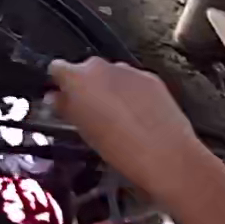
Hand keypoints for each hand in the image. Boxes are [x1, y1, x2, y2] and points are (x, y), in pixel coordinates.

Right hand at [48, 58, 200, 192]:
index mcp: (77, 77)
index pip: (56, 68)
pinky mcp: (150, 77)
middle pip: (85, 70)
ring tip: (120, 116)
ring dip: (110, 88)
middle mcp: (99, 66)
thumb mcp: (84, 131)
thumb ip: (65, 108)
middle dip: (86, 86)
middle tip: (92, 112)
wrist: (169, 157)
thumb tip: (55, 97)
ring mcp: (127, 69)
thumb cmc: (118, 149)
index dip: (59, 83)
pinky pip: (133, 81)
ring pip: (110, 75)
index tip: (64, 98)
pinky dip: (132, 93)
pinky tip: (141, 116)